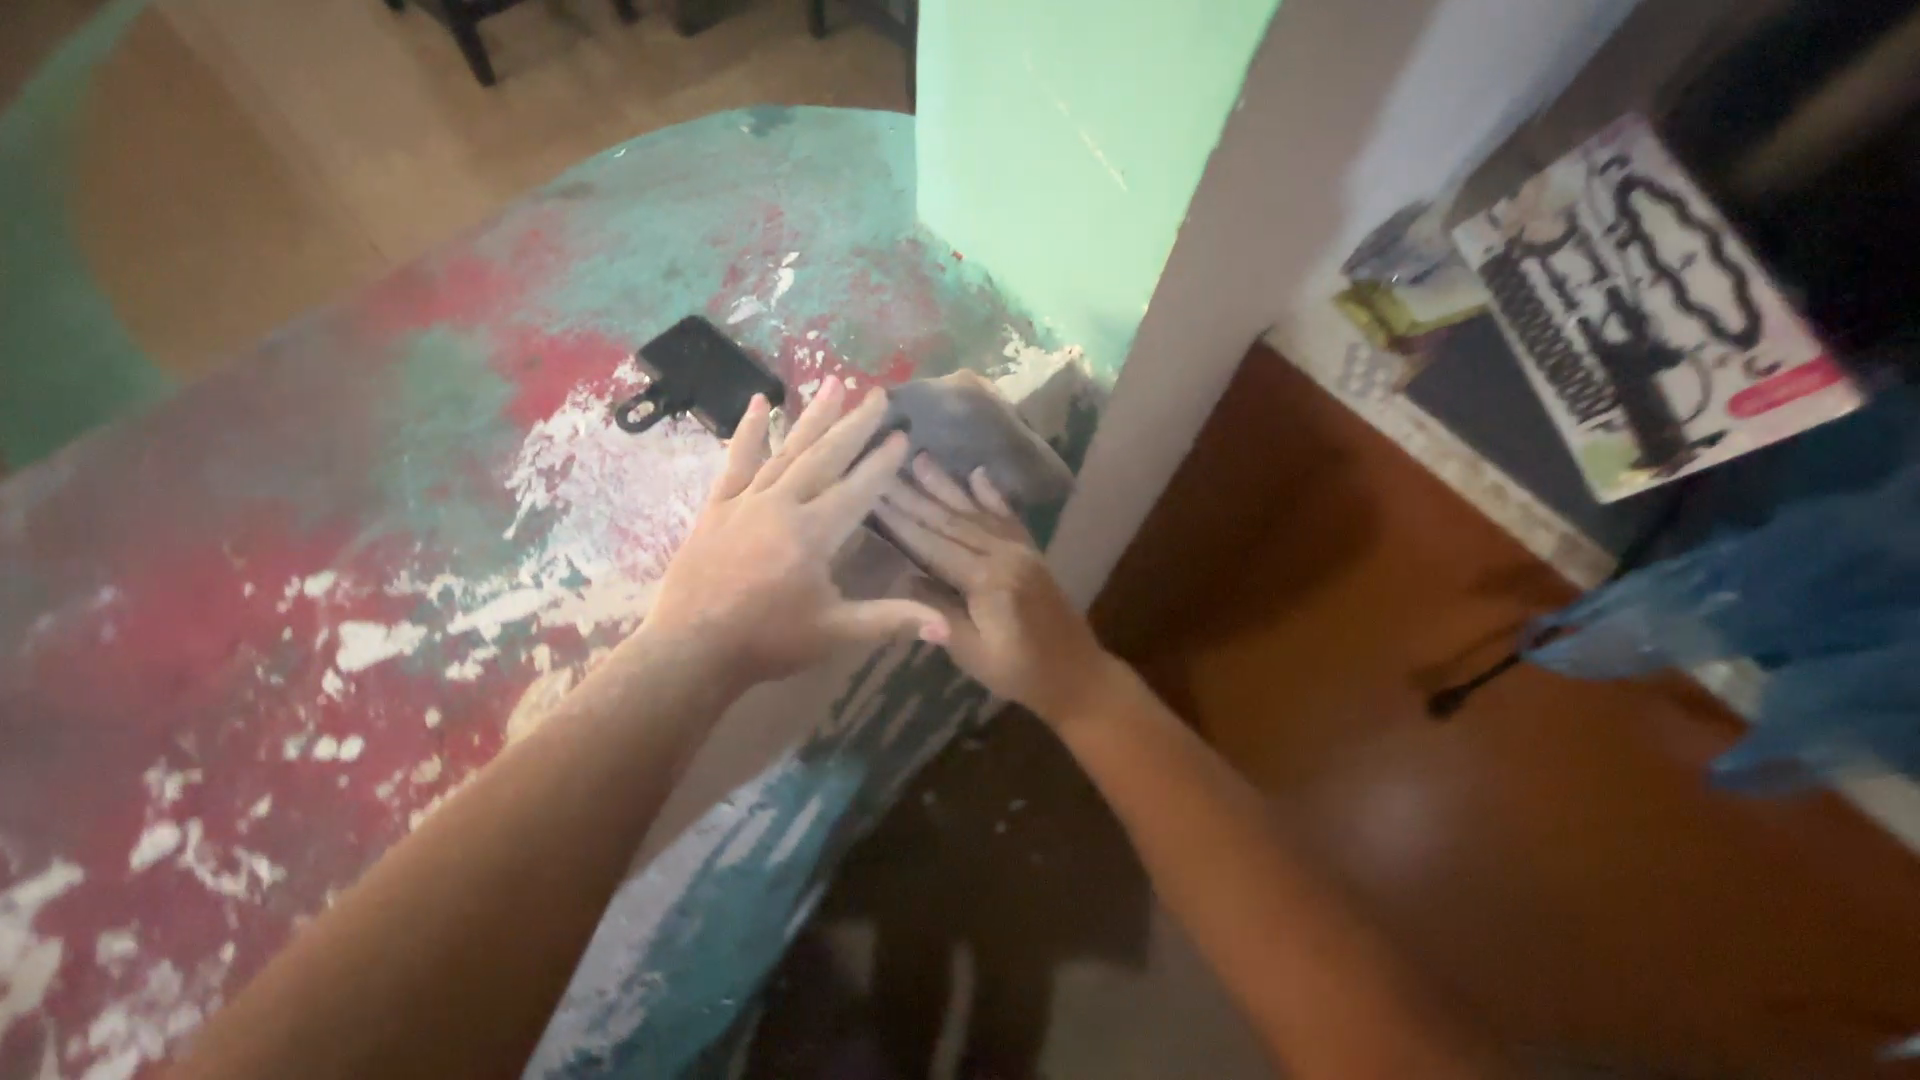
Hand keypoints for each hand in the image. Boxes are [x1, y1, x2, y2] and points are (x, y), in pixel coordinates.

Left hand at [642, 376, 948, 688]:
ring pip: (787, 450)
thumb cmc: (768, 640)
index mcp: (814, 533)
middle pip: (825, 456)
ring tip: (832, 383)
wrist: (692, 647)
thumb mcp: (835, 632)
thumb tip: (946, 627)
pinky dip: (748, 432)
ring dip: (812, 417)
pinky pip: (736, 461)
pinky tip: (759, 404)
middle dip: (855, 425)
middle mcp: (783, 505)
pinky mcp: (717, 507)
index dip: (882, 461)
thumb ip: (890, 620)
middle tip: (877, 394)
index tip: (902, 433)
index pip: (859, 488)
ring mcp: (746, 501)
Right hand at [874, 454, 1116, 723]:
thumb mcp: (971, 651)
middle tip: (884, 469)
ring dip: (947, 486)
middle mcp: (1004, 555)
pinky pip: (1008, 517)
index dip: (901, 521)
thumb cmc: (1018, 672)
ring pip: (977, 512)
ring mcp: (1021, 550)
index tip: (873, 495)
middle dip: (915, 496)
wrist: (1076, 675)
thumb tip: (905, 575)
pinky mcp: (1032, 553)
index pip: (933, 544)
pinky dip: (991, 495)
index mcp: (986, 580)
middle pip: (952, 520)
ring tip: (921, 459)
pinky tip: (977, 475)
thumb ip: (938, 611)